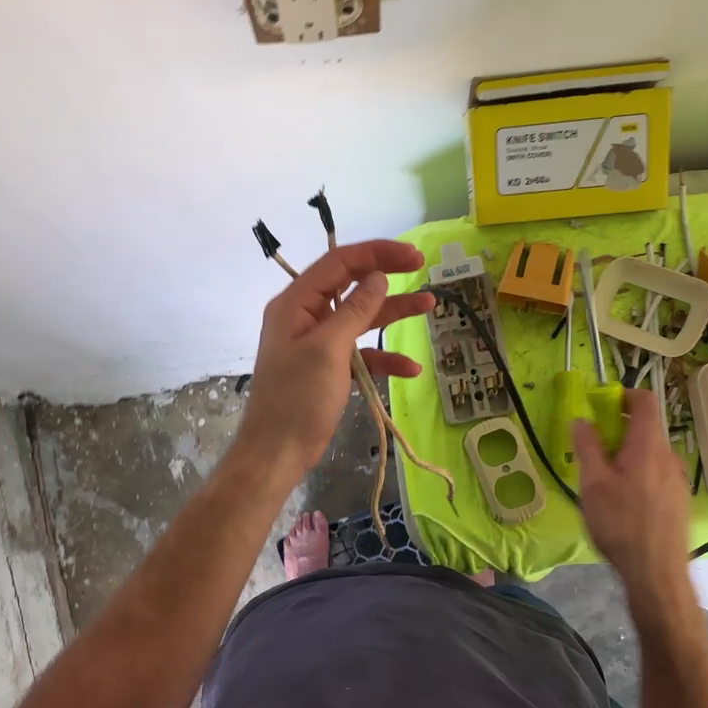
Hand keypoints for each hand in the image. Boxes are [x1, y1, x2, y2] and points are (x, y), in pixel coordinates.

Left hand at [237, 240, 433, 478]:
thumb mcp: (328, 350)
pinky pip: (359, 354)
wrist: (277, 453)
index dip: (376, 254)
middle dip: (387, 279)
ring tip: (430, 307)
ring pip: (359, 320)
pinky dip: (382, 359)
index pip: (338, 263)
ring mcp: (316, 344)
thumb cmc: (297, 399)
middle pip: (350, 286)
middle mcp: (304, 317)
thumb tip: (377, 277)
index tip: (413, 256)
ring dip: (392, 315)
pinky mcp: (327, 370)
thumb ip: (355, 311)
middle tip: (423, 270)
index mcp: (295, 304)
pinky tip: (410, 369)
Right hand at [573, 389, 691, 587]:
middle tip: (594, 448)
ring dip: (628, 455)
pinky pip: (657, 474)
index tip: (602, 404)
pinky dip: (639, 474)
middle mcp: (669, 456)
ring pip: (651, 454)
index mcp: (648, 446)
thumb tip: (582, 420)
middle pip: (647, 428)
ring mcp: (677, 479)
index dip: (624, 394)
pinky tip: (624, 502)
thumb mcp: (593, 484)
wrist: (656, 571)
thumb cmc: (620, 524)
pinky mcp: (679, 500)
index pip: (645, 401)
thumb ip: (587, 448)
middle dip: (620, 430)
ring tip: (605, 480)